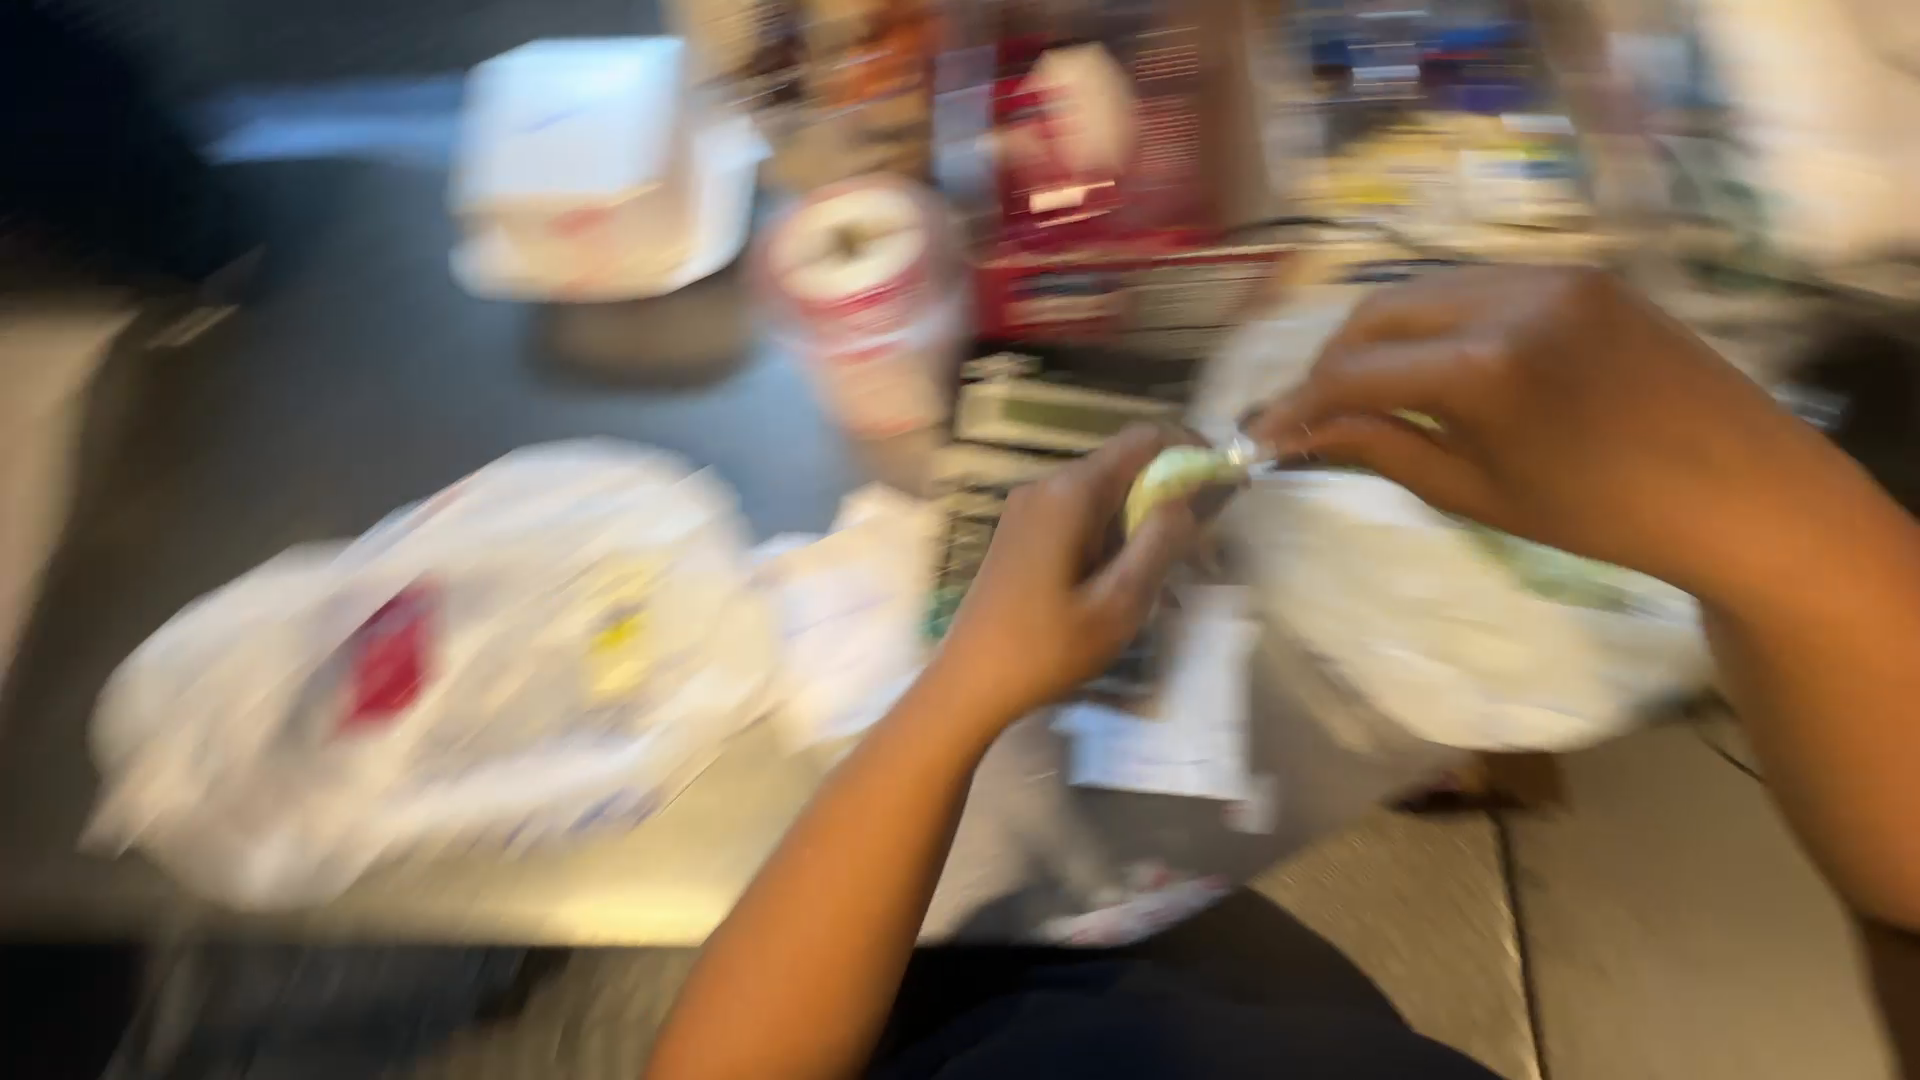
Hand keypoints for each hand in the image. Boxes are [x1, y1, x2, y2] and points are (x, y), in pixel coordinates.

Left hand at [928, 425, 1197, 724]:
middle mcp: (1045, 485)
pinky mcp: (1019, 532)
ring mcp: (1026, 508)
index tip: (1224, 486)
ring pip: (1101, 494)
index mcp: (1070, 492)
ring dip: (1139, 521)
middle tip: (1198, 546)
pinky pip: (1077, 515)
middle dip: (1168, 494)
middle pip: (1123, 466)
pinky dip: (1109, 534)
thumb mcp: (1119, 603)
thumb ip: (1160, 541)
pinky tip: (1119, 582)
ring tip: (1161, 576)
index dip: (1191, 450)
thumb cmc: (1048, 648)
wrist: (970, 681)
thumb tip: (1189, 494)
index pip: (1144, 439)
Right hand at [1247, 266, 1895, 607]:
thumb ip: (1377, 446)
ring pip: (1415, 291)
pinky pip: (1466, 286)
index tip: (1257, 436)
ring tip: (1359, 392)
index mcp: (1485, 368)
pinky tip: (1423, 364)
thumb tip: (1297, 432)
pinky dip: (1424, 322)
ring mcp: (1549, 275)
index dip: (1294, 405)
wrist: (1744, 491)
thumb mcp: (1469, 490)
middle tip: (1309, 415)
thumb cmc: (1596, 514)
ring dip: (1371, 340)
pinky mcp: (1575, 272)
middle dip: (1327, 366)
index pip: (1352, 373)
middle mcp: (1511, 299)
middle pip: (1373, 314)